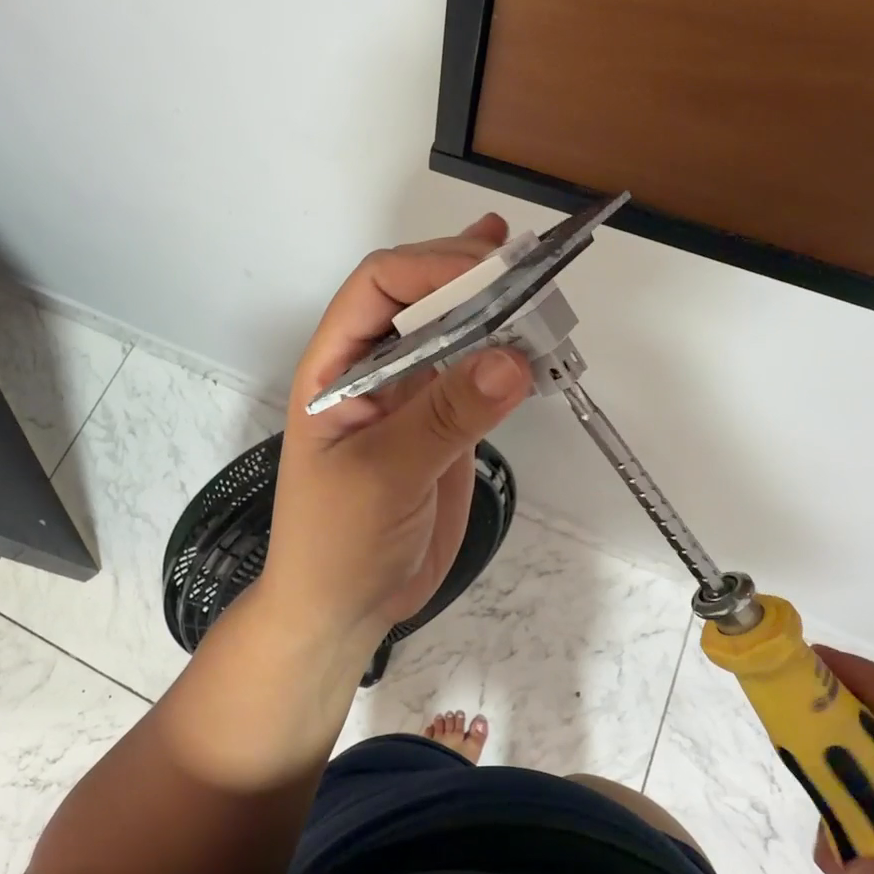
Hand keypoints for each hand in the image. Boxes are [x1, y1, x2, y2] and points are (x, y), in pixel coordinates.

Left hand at [261, 213, 532, 649]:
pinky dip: (504, 344)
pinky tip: (529, 320)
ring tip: (538, 275)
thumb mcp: (383, 475)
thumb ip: (444, 416)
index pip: (377, 288)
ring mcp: (409, 393)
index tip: (493, 273)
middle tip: (528, 267)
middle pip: (416, 294)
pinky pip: (475, 370)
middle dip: (467, 274)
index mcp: (335, 367)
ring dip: (491, 300)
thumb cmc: (336, 542)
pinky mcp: (442, 421)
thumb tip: (512, 356)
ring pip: (449, 327)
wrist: (343, 607)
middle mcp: (370, 368)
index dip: (431, 267)